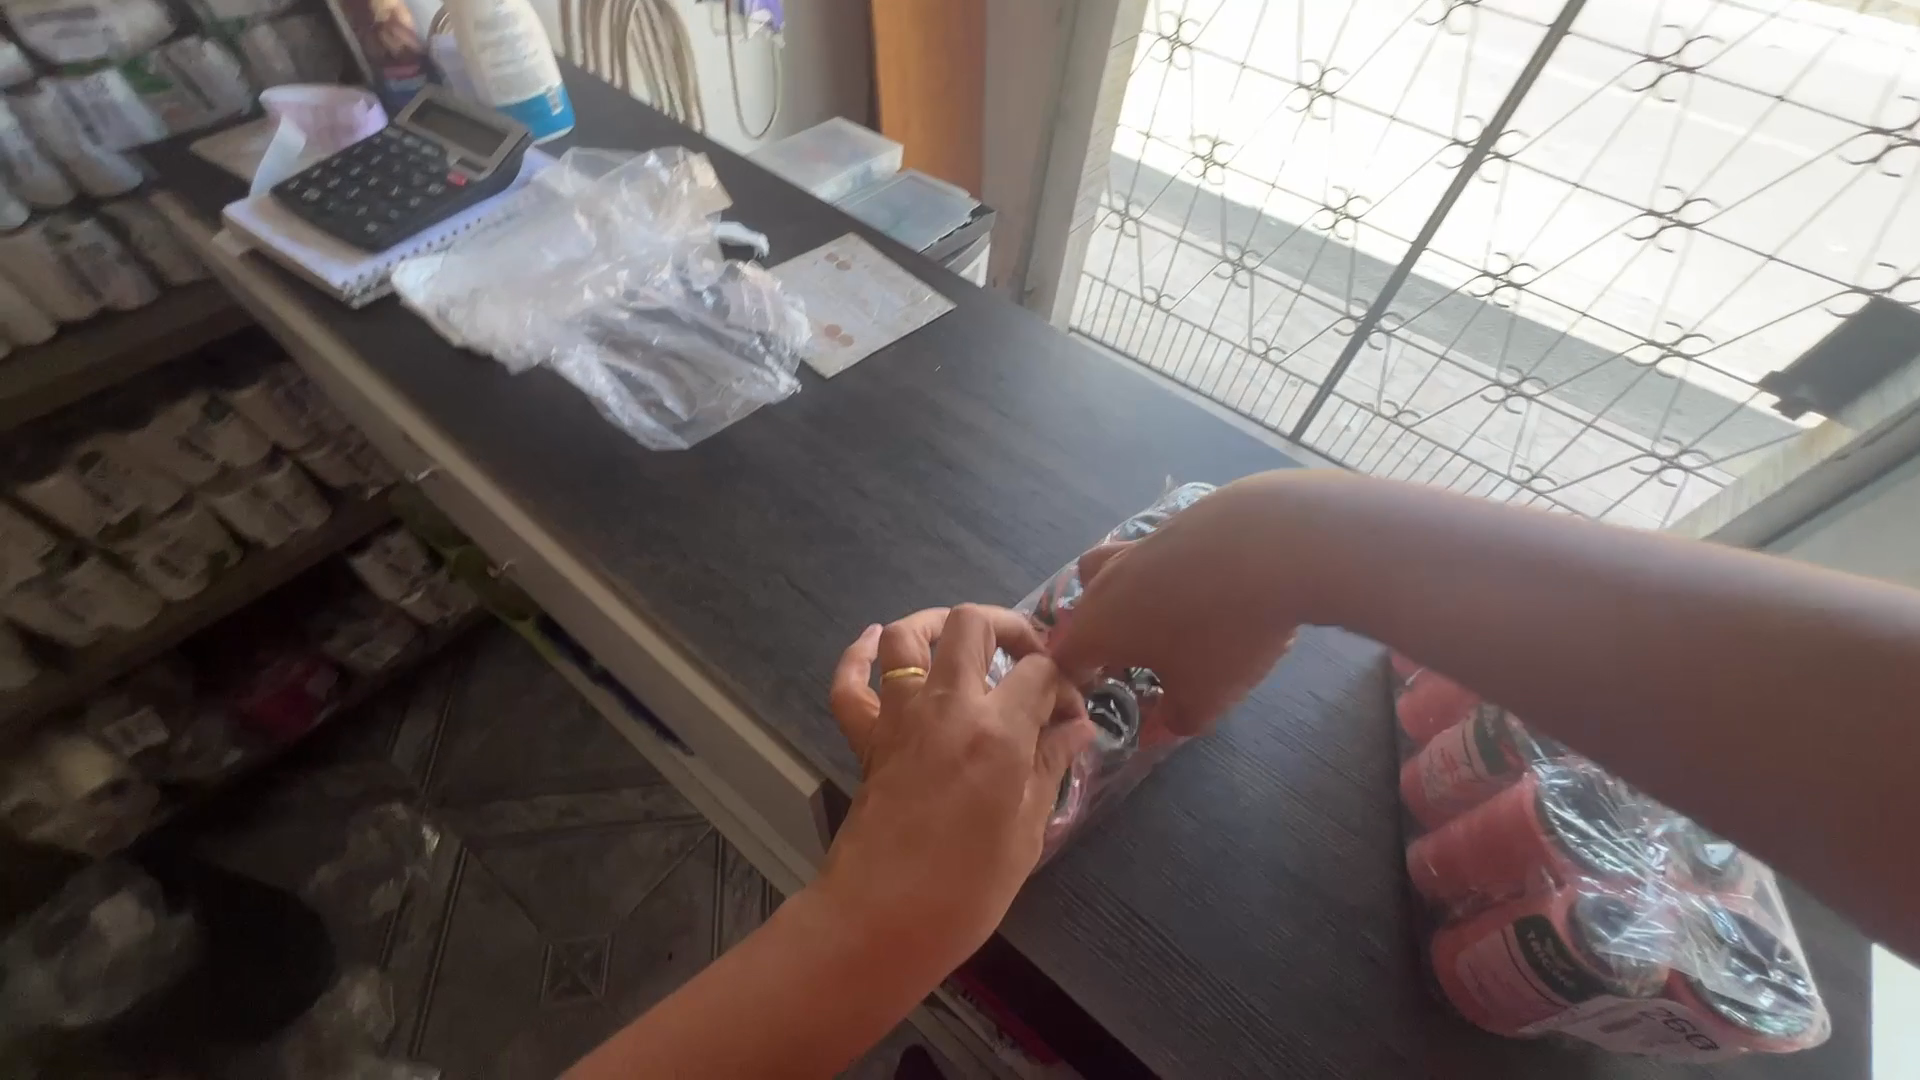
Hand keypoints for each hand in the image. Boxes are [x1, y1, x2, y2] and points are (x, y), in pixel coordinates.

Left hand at [820, 605, 1093, 974]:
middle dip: (1007, 626)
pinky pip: (849, 685)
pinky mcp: (866, 738)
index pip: (1039, 672)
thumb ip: (1051, 762)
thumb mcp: (1028, 827)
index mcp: (996, 731)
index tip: (1070, 710)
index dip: (1064, 681)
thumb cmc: (968, 887)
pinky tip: (875, 643)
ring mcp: (899, 717)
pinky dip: (857, 656)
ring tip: (959, 637)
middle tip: (1025, 656)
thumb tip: (1078, 725)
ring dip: (934, 623)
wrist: (882, 920)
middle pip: (970, 624)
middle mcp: (946, 706)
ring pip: (905, 636)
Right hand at [1048, 479, 1301, 735]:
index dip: (1073, 686)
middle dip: (1098, 643)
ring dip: (1121, 600)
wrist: (1271, 544)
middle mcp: (1104, 584)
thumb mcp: (1205, 696)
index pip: (1062, 660)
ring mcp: (1135, 548)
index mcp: (1097, 627)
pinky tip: (1206, 586)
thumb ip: (1175, 719)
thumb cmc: (1223, 631)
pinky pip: (1151, 556)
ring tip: (1160, 618)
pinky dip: (1164, 575)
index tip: (1103, 703)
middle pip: (1081, 615)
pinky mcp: (1171, 523)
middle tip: (1134, 666)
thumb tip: (1160, 727)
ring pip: (1107, 575)